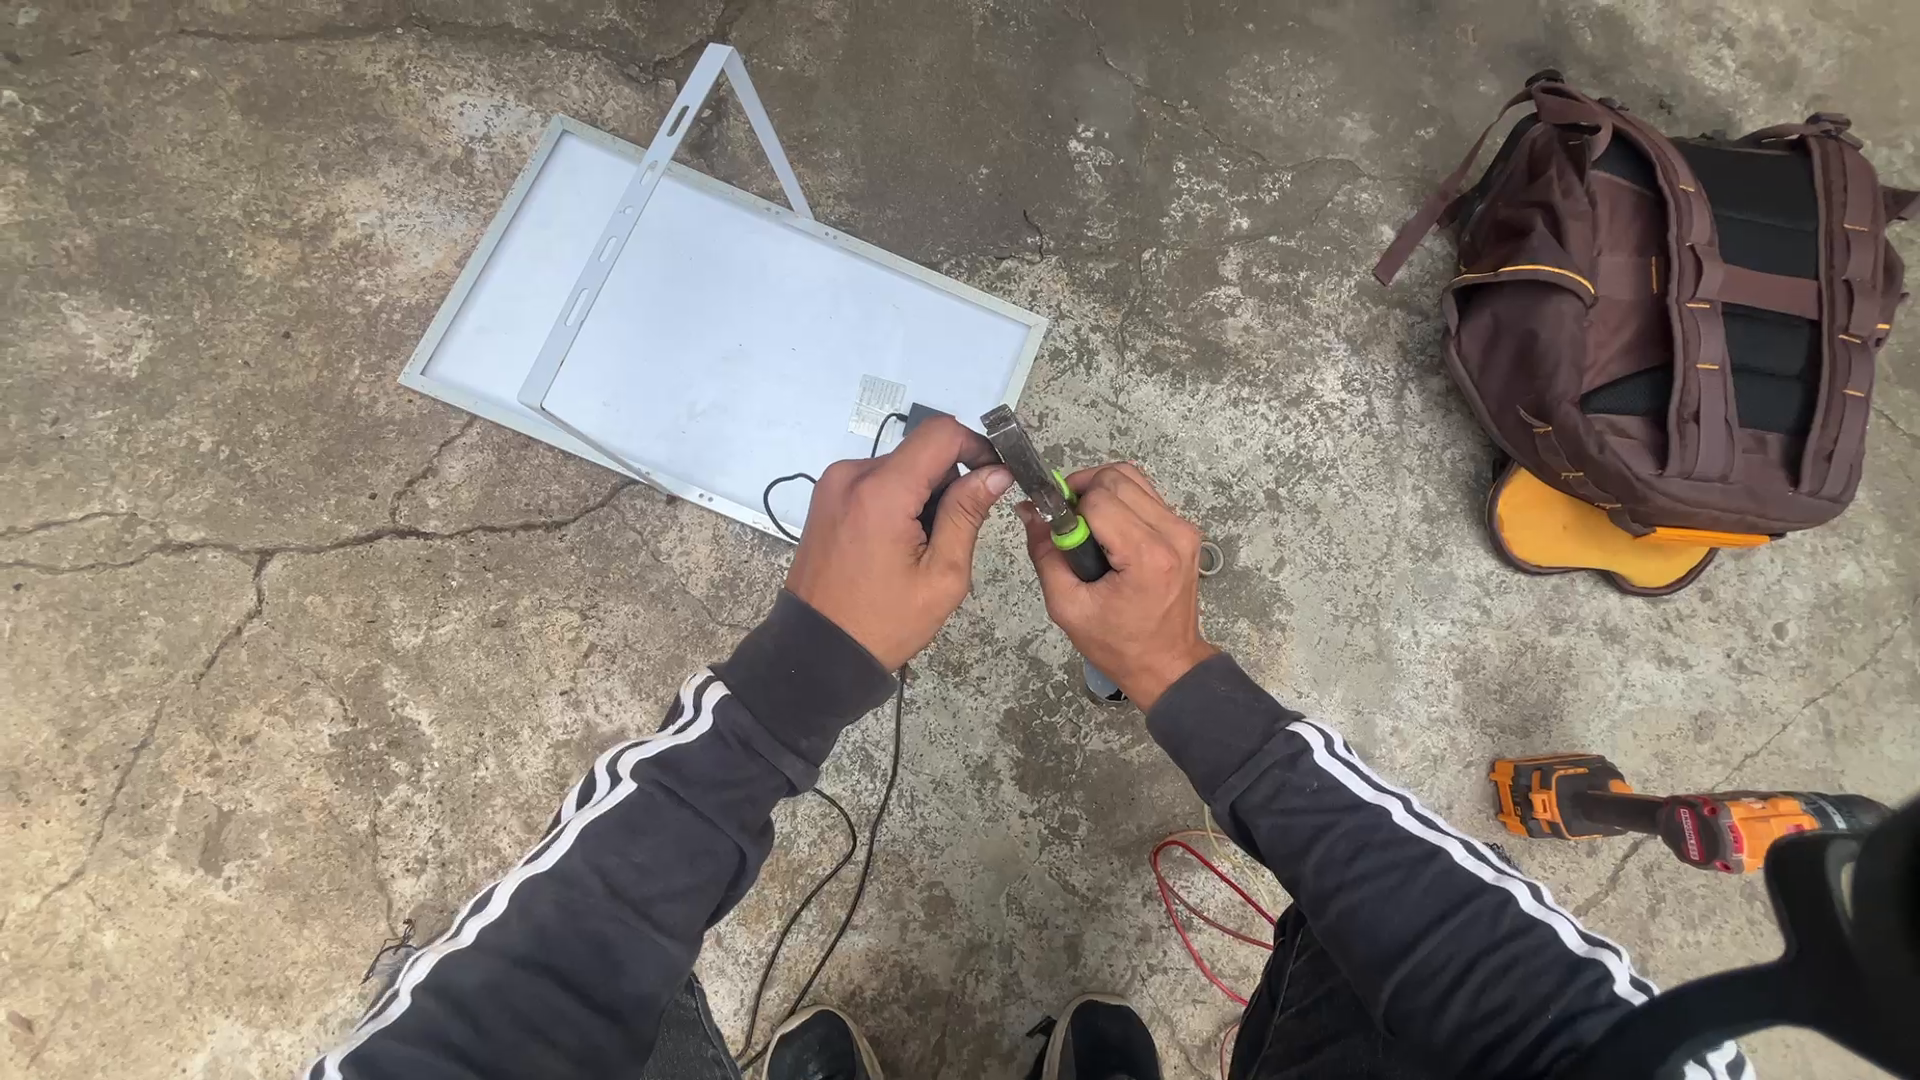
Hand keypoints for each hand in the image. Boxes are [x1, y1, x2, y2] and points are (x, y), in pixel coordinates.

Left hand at [786, 416, 1014, 669]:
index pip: (941, 432)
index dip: (975, 446)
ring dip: (924, 494)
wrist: (816, 650)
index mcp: (881, 491)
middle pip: (921, 452)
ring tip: (922, 546)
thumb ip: (967, 514)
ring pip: (901, 466)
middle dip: (949, 482)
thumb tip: (996, 472)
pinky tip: (898, 543)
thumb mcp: (941, 576)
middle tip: (954, 534)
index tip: (992, 477)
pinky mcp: (827, 496)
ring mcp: (834, 484)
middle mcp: (852, 474)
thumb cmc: (884, 622)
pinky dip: (899, 500)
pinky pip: (877, 481)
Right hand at [1018, 463, 1216, 709]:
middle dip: (1083, 492)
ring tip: (1085, 524)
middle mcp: (1173, 533)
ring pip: (1132, 477)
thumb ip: (1044, 553)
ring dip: (1101, 492)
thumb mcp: (1067, 606)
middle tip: (1067, 524)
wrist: (1167, 665)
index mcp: (1146, 555)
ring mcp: (1184, 529)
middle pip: (1115, 478)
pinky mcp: (1185, 530)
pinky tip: (1107, 530)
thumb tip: (1029, 510)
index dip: (1069, 506)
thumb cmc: (1118, 645)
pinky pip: (1146, 494)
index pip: (1098, 499)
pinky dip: (1120, 501)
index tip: (1056, 529)